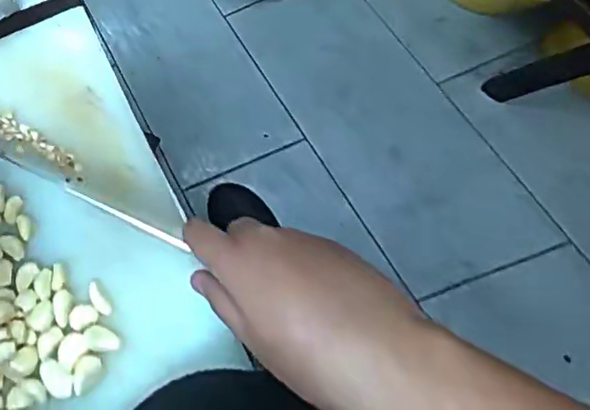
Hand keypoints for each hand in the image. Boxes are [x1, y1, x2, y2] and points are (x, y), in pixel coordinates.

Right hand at [185, 216, 429, 407]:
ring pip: (276, 242)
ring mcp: (302, 239)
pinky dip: (311, 269)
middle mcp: (264, 238)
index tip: (211, 267)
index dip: (199, 246)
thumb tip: (206, 280)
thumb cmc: (313, 359)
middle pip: (238, 231)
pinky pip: (309, 251)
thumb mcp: (257, 342)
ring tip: (306, 308)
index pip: (197, 230)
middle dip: (242, 255)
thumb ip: (223, 302)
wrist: (392, 359)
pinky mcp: (336, 246)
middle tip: (261, 297)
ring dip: (279, 263)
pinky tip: (333, 305)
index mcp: (236, 259)